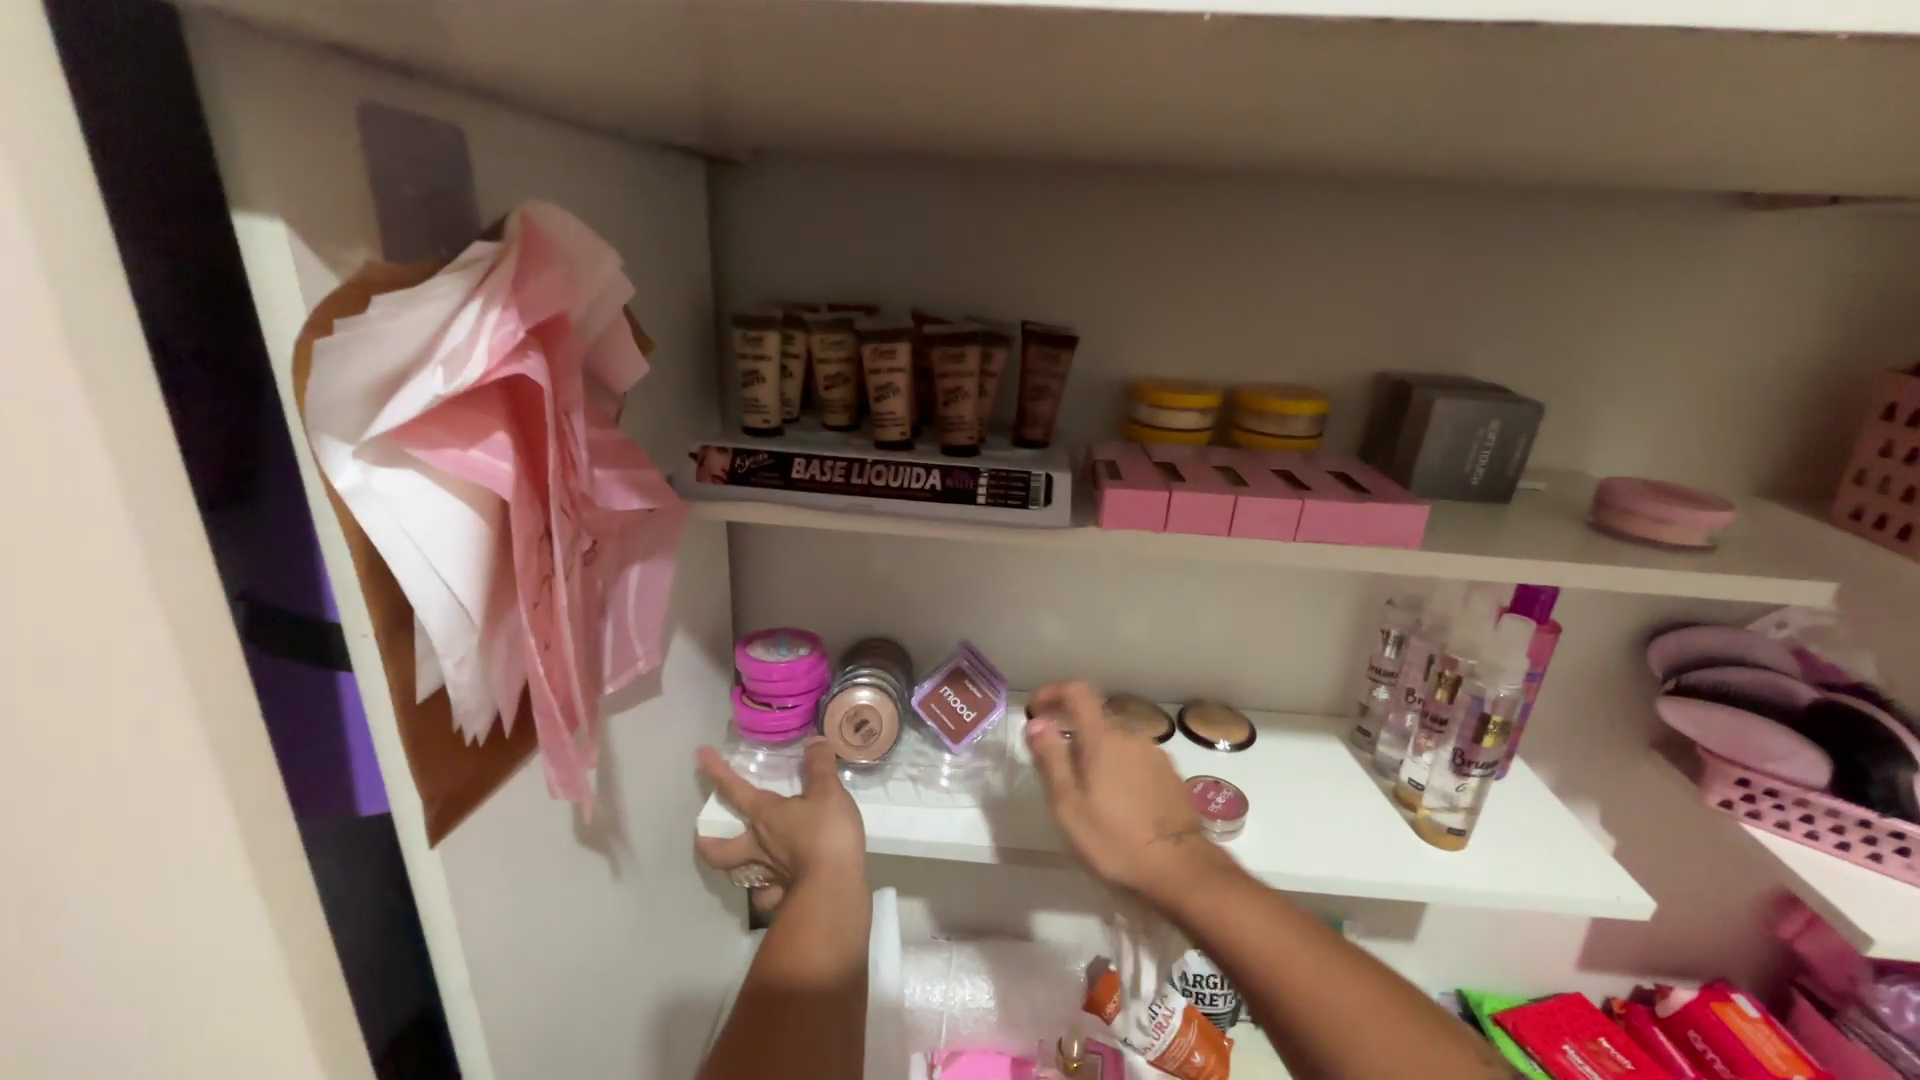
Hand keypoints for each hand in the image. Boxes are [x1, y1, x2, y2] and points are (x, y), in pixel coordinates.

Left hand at [696, 739, 867, 912]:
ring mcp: (768, 876)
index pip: (734, 789)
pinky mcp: (785, 897)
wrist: (834, 888)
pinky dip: (770, 894)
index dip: (716, 771)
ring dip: (737, 870)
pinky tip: (777, 888)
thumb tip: (814, 741)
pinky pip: (769, 898)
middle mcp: (758, 846)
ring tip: (746, 863)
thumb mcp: (828, 791)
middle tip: (705, 836)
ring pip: (740, 876)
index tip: (700, 755)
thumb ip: (820, 766)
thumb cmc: (825, 835)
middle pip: (719, 850)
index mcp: (764, 816)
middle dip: (707, 842)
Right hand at [1025, 681, 1233, 900]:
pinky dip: (1120, 770)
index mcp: (1103, 738)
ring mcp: (1157, 755)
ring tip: (1090, 796)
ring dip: (1098, 757)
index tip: (1037, 709)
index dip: (1054, 691)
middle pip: (1096, 721)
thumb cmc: (1113, 839)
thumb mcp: (1068, 805)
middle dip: (1073, 737)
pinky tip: (1119, 805)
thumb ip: (1050, 758)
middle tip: (1059, 775)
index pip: (1078, 692)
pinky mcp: (1171, 775)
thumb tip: (1037, 721)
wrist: (1180, 869)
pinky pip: (1136, 760)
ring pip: (1117, 743)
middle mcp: (1133, 736)